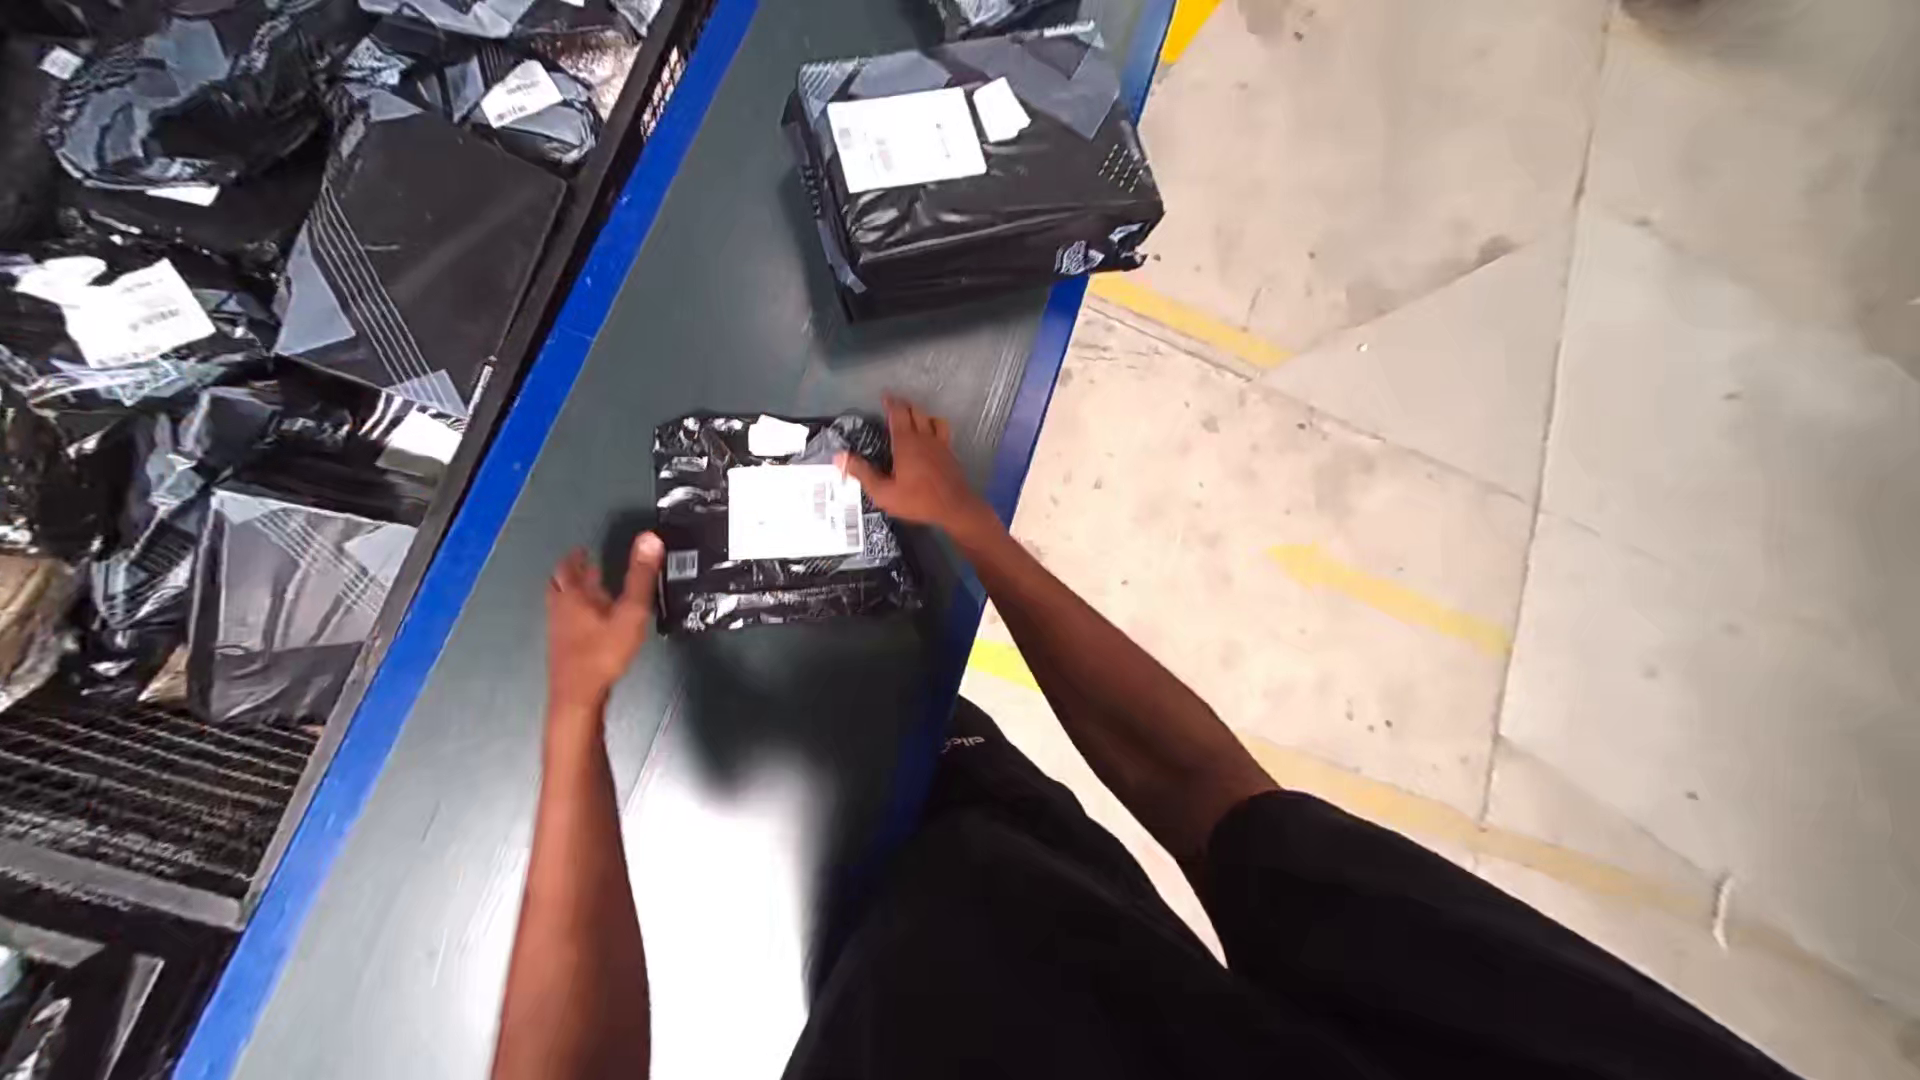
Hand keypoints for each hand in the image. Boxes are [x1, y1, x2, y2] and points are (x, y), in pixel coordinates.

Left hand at [546, 533, 663, 719]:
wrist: (578, 695)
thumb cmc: (604, 651)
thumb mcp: (631, 612)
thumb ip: (641, 576)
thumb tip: (650, 538)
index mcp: (575, 595)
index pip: (570, 567)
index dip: (577, 557)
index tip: (585, 549)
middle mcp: (561, 608)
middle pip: (559, 583)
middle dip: (571, 572)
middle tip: (584, 565)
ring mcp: (558, 629)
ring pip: (559, 602)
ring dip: (570, 591)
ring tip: (587, 588)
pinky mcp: (562, 646)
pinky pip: (564, 619)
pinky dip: (573, 610)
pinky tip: (588, 620)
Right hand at [836, 396, 1000, 547]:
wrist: (954, 508)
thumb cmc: (917, 500)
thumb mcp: (883, 492)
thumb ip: (862, 473)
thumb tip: (839, 457)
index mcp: (906, 442)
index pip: (898, 413)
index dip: (890, 402)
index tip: (884, 397)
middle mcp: (925, 437)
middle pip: (916, 411)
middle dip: (904, 405)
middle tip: (894, 406)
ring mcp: (940, 444)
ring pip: (932, 418)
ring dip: (921, 414)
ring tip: (913, 417)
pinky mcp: (950, 453)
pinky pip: (943, 430)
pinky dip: (935, 426)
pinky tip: (931, 435)